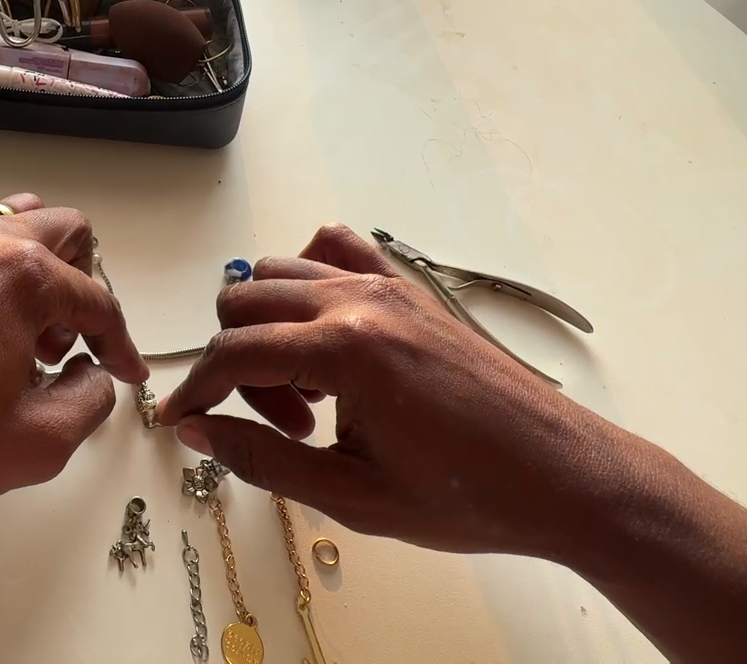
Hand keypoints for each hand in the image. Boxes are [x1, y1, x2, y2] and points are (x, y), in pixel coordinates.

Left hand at [0, 193, 147, 521]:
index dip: (120, 344)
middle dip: (82, 285)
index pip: (97, 300)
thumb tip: (93, 373)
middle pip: (66, 231)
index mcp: (23, 274)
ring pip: (19, 219)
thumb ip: (90, 400)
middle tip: (64, 346)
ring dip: (41, 266)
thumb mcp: (39, 441)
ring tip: (24, 331)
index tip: (127, 375)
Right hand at [156, 224, 634, 562]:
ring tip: (306, 390)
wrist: (568, 477)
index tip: (178, 418)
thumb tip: (195, 429)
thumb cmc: (468, 497)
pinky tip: (319, 323)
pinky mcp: (404, 286)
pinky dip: (306, 273)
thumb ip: (261, 458)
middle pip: (244, 299)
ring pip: (278, 271)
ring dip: (267, 326)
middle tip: (277, 422)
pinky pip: (334, 248)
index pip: (235, 354)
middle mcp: (358, 300)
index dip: (196, 388)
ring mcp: (383, 284)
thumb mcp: (353, 497)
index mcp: (345, 350)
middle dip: (234, 360)